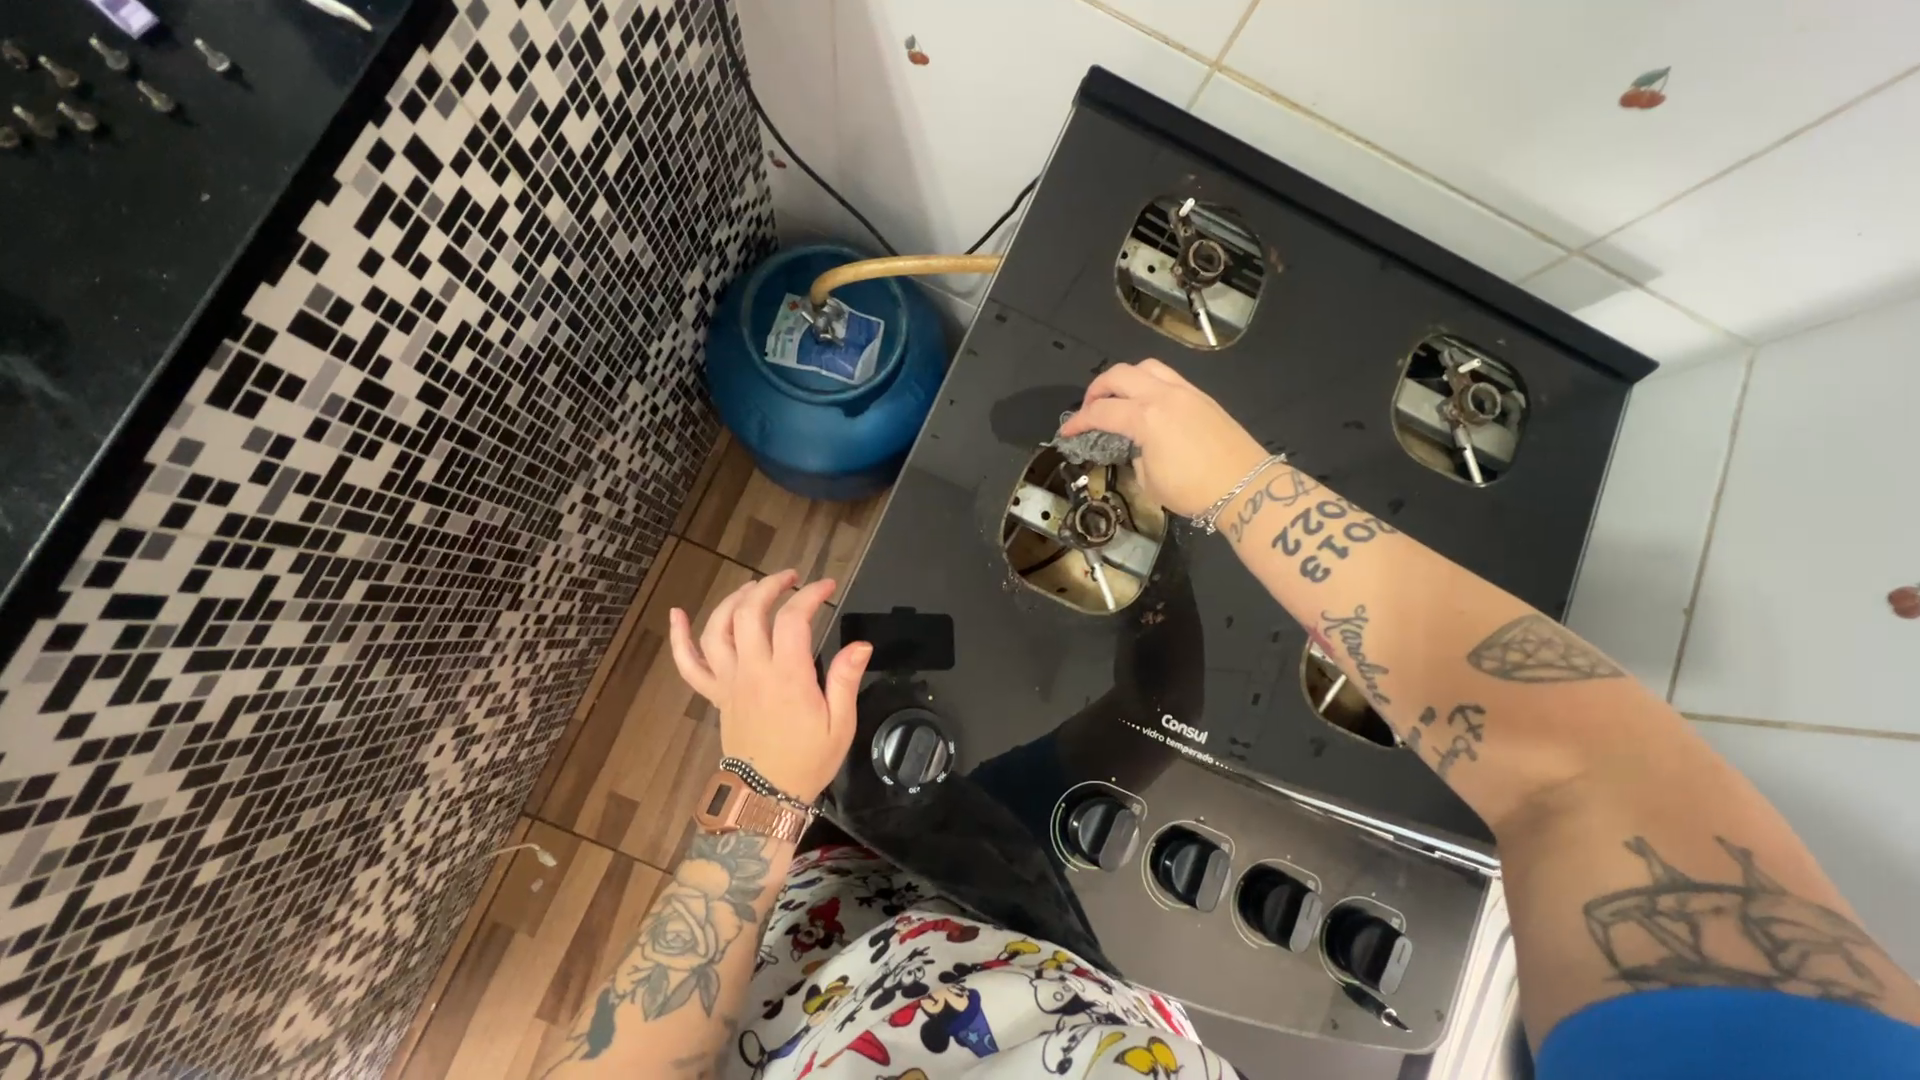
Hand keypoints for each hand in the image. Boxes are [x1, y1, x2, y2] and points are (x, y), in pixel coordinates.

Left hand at [668, 570, 872, 802]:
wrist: (766, 795)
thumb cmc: (808, 760)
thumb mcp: (841, 724)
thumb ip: (846, 680)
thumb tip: (861, 645)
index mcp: (788, 677)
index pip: (793, 620)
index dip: (810, 595)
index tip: (827, 586)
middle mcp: (753, 671)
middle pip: (750, 613)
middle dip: (770, 586)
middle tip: (792, 579)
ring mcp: (729, 681)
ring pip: (718, 629)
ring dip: (734, 600)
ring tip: (754, 588)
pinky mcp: (715, 694)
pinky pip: (689, 664)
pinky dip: (679, 638)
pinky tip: (676, 614)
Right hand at [1058, 359, 1267, 516]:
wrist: (1246, 486)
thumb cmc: (1194, 490)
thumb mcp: (1149, 481)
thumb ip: (1134, 455)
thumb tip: (1134, 446)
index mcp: (1145, 418)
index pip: (1101, 412)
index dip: (1077, 422)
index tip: (1065, 432)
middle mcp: (1163, 395)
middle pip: (1119, 375)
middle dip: (1096, 390)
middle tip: (1088, 410)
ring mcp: (1185, 392)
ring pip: (1145, 367)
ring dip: (1124, 379)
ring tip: (1117, 399)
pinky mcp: (1202, 397)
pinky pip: (1167, 377)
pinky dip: (1147, 384)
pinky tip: (1146, 404)